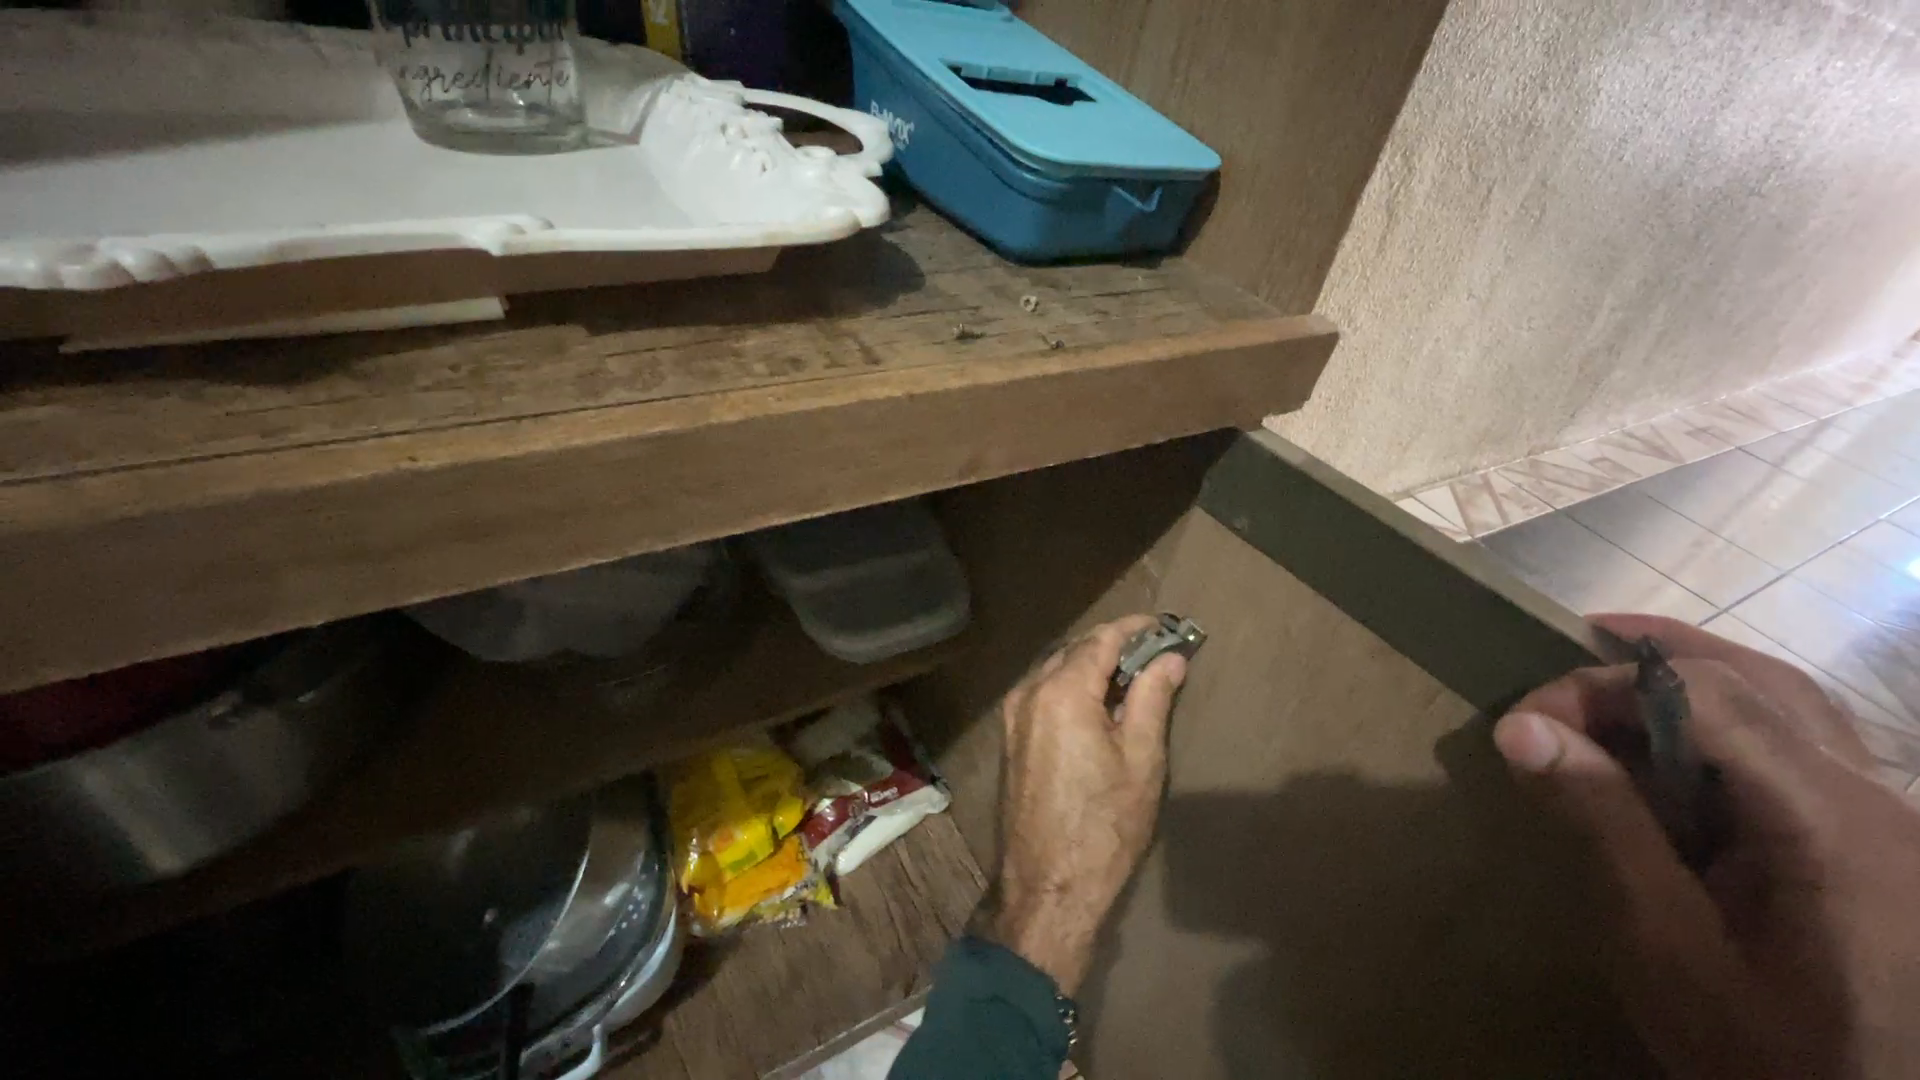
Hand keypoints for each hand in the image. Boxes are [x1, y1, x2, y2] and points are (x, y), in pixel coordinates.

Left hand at [976, 615, 1188, 995]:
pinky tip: (1097, 705)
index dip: (1134, 628)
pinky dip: (1070, 687)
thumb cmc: (1105, 825)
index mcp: (1061, 692)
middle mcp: (1028, 693)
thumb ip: (1152, 698)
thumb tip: (1169, 658)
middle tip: (1155, 651)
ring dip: (1091, 666)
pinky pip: (1042, 694)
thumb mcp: (1141, 759)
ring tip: (1132, 676)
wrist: (1048, 886)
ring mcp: (1012, 717)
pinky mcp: (1010, 739)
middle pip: (1074, 651)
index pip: (1101, 639)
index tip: (1165, 625)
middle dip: (1113, 645)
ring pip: (1055, 671)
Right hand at [1493, 612, 1919, 1078]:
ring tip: (1611, 678)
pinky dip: (1724, 720)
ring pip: (1790, 705)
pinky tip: (1672, 743)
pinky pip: (1801, 746)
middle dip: (1654, 657)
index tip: (1523, 722)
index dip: (1602, 687)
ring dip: (1692, 679)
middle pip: (1763, 681)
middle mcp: (1882, 801)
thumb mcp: (1666, 946)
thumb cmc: (1769, 1051)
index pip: (1706, 698)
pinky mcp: (1879, 844)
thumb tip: (1522, 728)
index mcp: (1834, 824)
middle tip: (1568, 648)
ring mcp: (1892, 821)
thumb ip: (1603, 823)